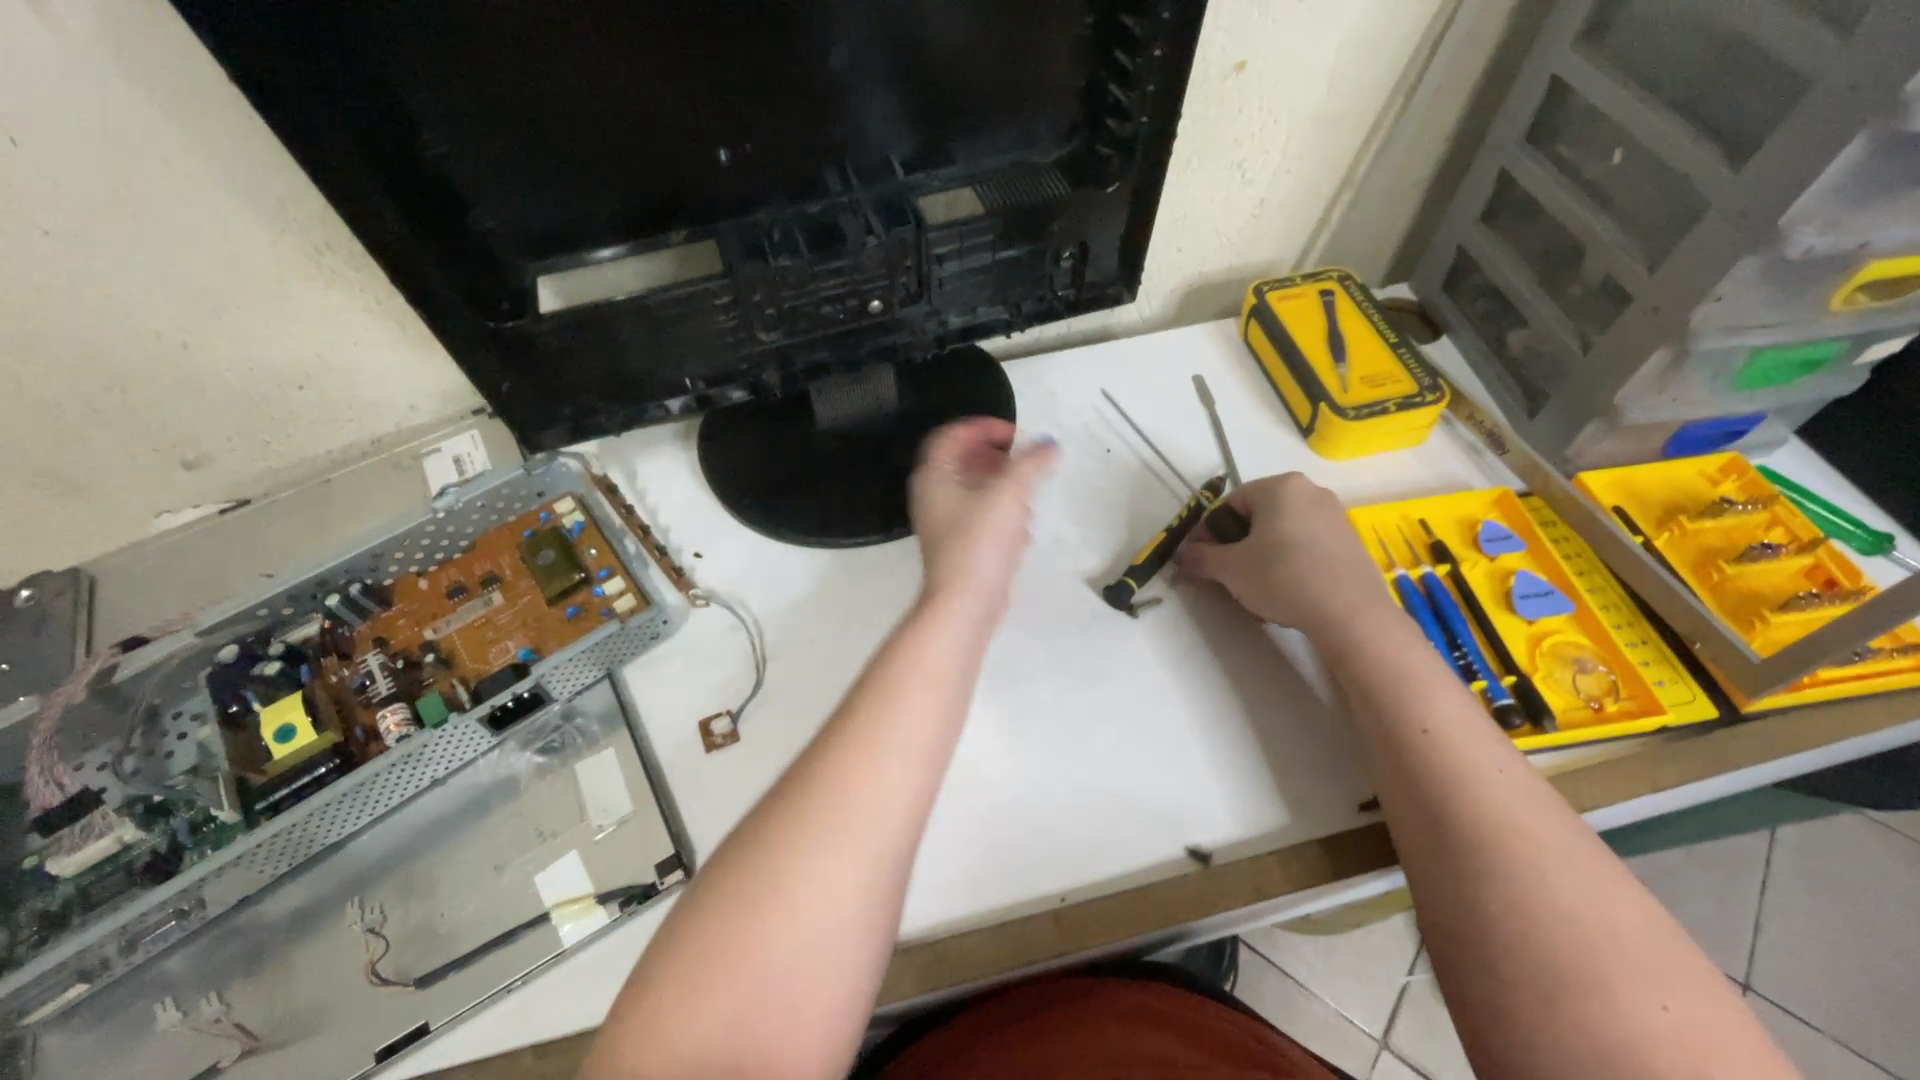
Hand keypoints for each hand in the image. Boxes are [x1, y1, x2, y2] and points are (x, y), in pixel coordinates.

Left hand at [909, 418, 1059, 624]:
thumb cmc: (979, 542)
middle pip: (964, 462)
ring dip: (1005, 487)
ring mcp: (946, 523)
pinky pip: (982, 518)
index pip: (952, 435)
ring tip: (1029, 492)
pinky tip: (1024, 526)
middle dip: (998, 458)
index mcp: (934, 476)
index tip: (1015, 434)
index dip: (983, 427)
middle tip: (1026, 460)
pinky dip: (1004, 514)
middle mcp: (934, 496)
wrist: (966, 603)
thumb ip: (1031, 464)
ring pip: (976, 491)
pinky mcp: (961, 546)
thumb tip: (1050, 445)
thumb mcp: (1008, 494)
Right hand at [1177, 472, 1394, 639]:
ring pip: (1282, 534)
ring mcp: (1335, 517)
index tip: (1197, 560)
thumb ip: (1200, 558)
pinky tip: (1285, 593)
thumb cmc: (1283, 578)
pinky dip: (1288, 564)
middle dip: (1236, 546)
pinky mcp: (1350, 543)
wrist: (1350, 613)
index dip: (1207, 534)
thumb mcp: (1230, 569)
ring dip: (1260, 557)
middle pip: (1258, 517)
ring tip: (1253, 589)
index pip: (1229, 504)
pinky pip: (1306, 547)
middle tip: (1223, 575)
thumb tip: (1183, 556)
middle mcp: (1311, 492)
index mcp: (1280, 487)